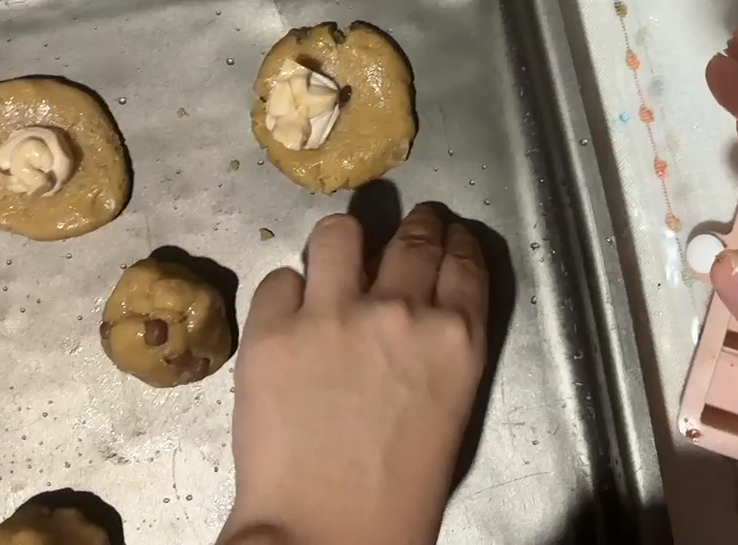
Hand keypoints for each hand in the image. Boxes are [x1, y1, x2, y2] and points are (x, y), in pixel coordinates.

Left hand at [219, 205, 489, 544]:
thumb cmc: (398, 494)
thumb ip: (442, 344)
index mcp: (456, 337)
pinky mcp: (274, 330)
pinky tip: (290, 316)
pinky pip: (280, 278)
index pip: (464, 258)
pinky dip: (287, 293)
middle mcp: (400, 310)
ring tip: (338, 255)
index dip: (456, 239)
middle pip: (414, 234)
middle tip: (410, 224)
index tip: (449, 234)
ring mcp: (333, 314)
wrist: (322, 542)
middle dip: (416, 224)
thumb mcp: (450, 407)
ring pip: (340, 232)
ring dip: (343, 242)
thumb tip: (419, 300)